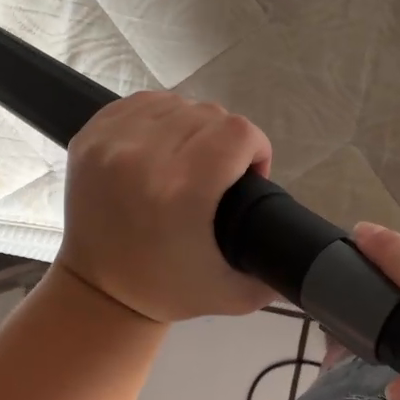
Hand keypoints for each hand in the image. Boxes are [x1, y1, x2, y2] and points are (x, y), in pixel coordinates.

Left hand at [56, 92, 277, 321]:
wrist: (97, 292)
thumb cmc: (169, 292)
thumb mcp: (235, 295)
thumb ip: (277, 273)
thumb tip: (308, 254)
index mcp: (182, 192)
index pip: (238, 132)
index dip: (257, 150)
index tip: (250, 177)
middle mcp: (143, 158)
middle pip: (211, 115)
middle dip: (228, 142)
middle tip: (222, 176)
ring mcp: (112, 142)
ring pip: (178, 104)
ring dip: (195, 128)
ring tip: (192, 161)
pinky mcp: (90, 135)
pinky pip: (143, 103)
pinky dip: (162, 120)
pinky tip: (164, 149)